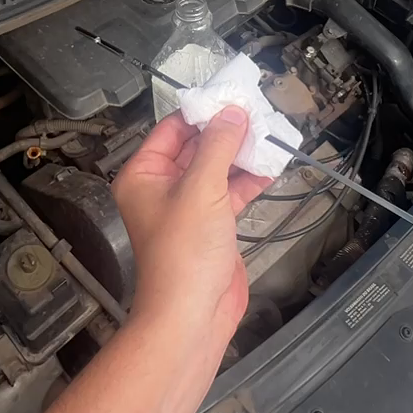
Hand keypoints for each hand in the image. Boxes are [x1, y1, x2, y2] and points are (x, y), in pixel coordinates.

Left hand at [112, 108, 271, 353]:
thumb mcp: (201, 190)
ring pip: (215, 168)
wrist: (193, 315)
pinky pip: (229, 191)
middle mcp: (162, 187)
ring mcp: (187, 206)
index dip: (201, 113)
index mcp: (143, 175)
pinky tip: (268, 167)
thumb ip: (218, 147)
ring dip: (240, 154)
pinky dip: (247, 179)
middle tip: (254, 114)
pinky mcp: (210, 224)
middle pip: (196, 146)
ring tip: (266, 135)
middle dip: (225, 132)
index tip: (229, 97)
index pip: (172, 130)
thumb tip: (231, 113)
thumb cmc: (182, 256)